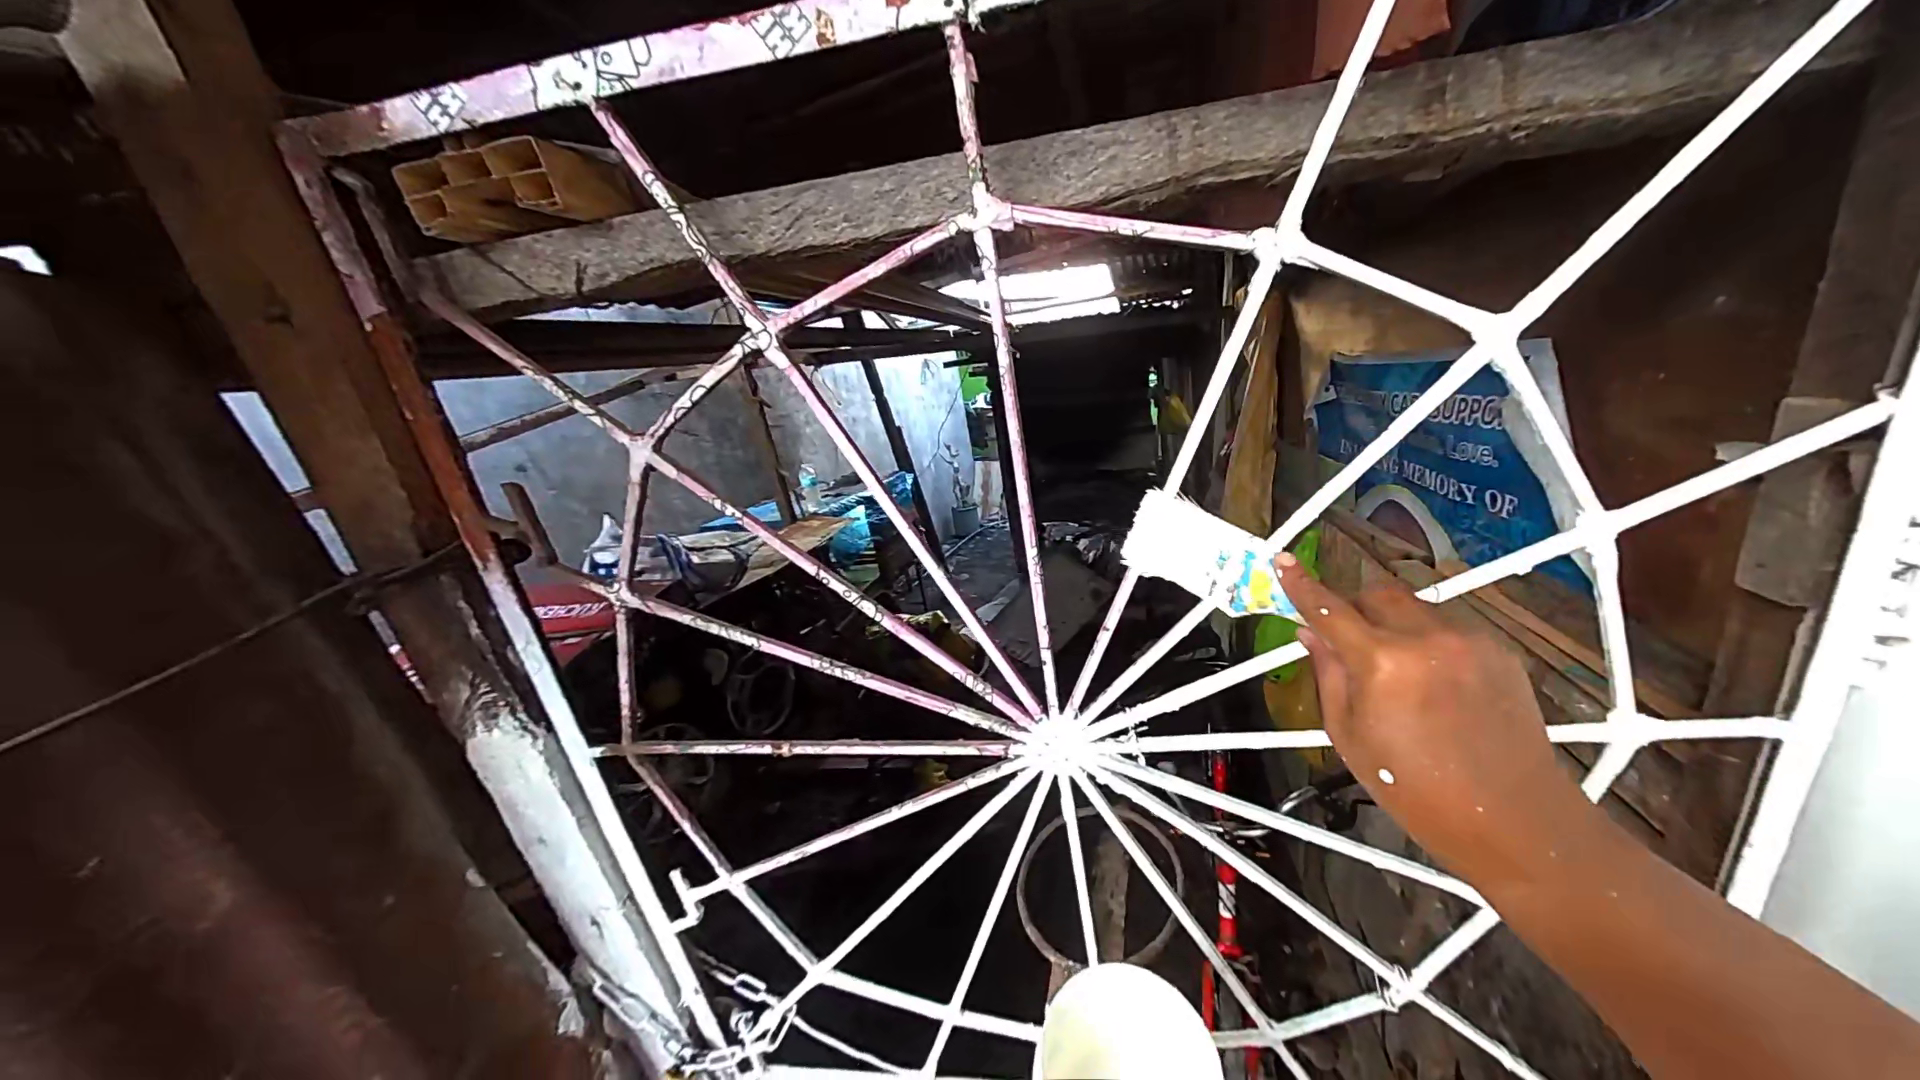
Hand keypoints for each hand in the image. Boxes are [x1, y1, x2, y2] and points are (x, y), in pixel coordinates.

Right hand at [1273, 554, 1600, 889]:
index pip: (1330, 609)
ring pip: (1413, 606)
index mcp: (1383, 663)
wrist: (1513, 820)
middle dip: (1354, 607)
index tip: (1284, 562)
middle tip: (1345, 639)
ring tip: (1392, 667)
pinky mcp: (1499, 651)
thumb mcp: (1348, 734)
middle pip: (1376, 593)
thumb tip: (1311, 634)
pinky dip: (1424, 638)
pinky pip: (1446, 625)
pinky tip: (1429, 679)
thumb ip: (1326, 673)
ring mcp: (1470, 641)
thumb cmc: (1414, 786)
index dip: (1301, 584)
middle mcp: (1428, 639)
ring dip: (1391, 622)